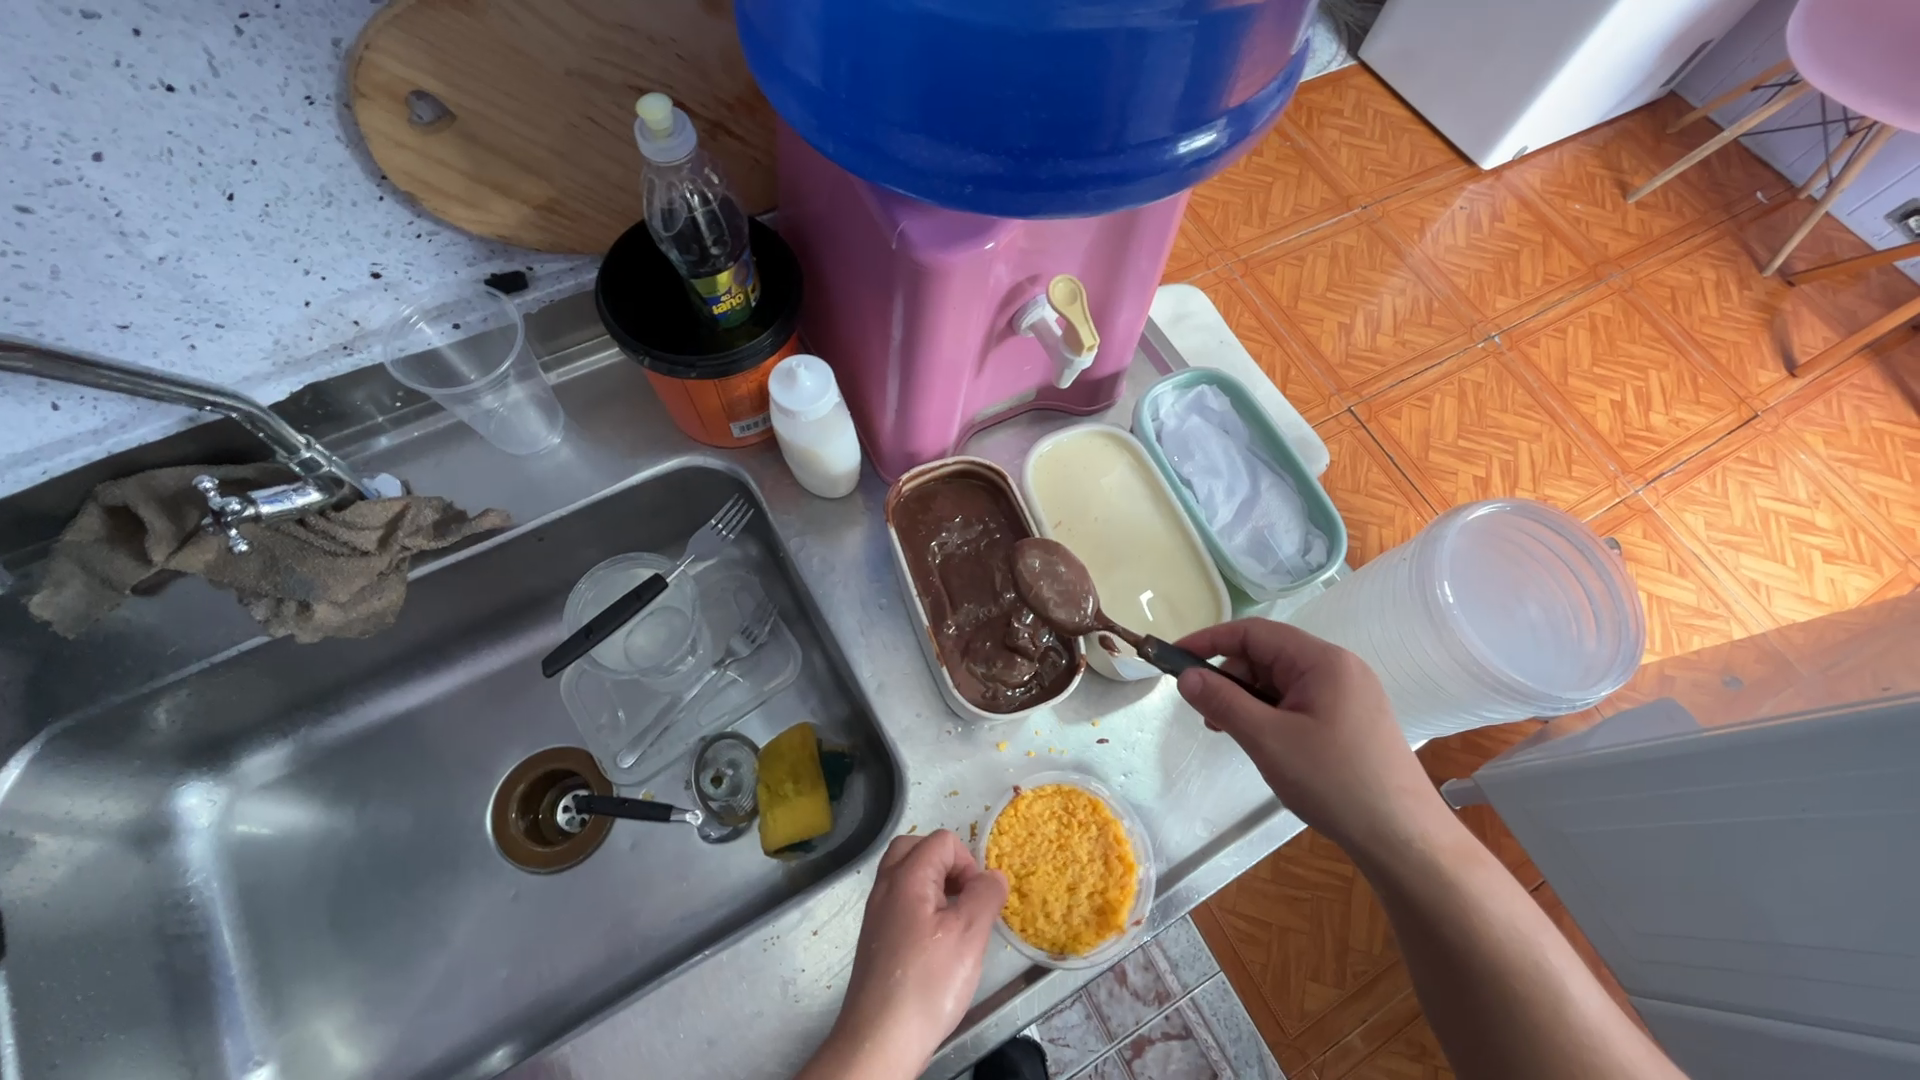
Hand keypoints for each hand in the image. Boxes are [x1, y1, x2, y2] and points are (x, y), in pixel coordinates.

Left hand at [801, 830, 1008, 1079]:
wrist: (879, 1039)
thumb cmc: (926, 984)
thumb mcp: (969, 936)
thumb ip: (986, 896)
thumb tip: (993, 876)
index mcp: (906, 877)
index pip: (943, 841)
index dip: (968, 863)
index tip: (977, 899)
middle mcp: (886, 887)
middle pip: (916, 849)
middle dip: (947, 865)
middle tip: (964, 899)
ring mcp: (877, 912)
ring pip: (906, 875)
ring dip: (934, 886)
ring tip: (954, 921)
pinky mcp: (876, 937)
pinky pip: (900, 901)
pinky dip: (921, 906)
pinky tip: (936, 943)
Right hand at [1173, 619, 1450, 865]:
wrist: (1403, 838)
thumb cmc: (1334, 782)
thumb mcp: (1267, 740)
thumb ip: (1223, 702)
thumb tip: (1185, 676)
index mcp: (1322, 660)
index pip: (1254, 632)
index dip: (1209, 640)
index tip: (1173, 657)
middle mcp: (1338, 667)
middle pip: (1267, 655)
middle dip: (1229, 677)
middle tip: (1206, 714)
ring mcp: (1349, 693)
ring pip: (1281, 681)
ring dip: (1249, 699)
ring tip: (1233, 734)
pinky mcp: (1352, 719)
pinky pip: (1298, 701)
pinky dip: (1271, 714)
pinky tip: (1264, 743)